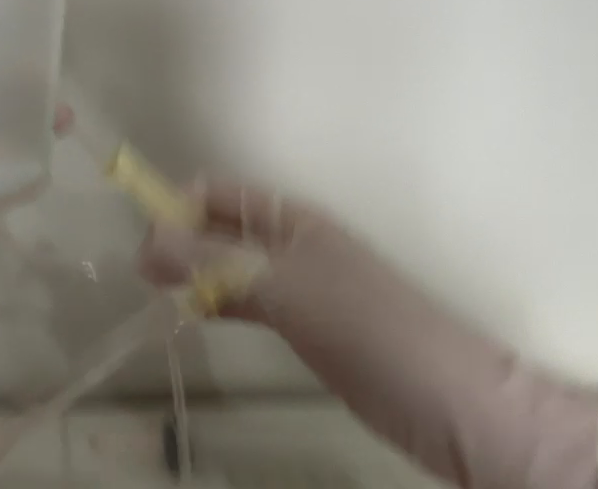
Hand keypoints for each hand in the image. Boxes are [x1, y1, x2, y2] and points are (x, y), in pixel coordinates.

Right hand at [142, 182, 597, 488]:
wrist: (454, 405)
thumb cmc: (367, 328)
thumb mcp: (282, 288)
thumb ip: (211, 262)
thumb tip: (143, 240)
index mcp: (288, 217)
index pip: (214, 191)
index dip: (176, 207)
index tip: (148, 245)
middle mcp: (287, 241)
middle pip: (216, 225)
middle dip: (177, 240)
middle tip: (146, 276)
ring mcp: (296, 283)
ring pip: (226, 263)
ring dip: (193, 271)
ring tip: (160, 294)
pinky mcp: (302, 323)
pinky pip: (243, 298)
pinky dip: (214, 300)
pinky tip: (193, 314)